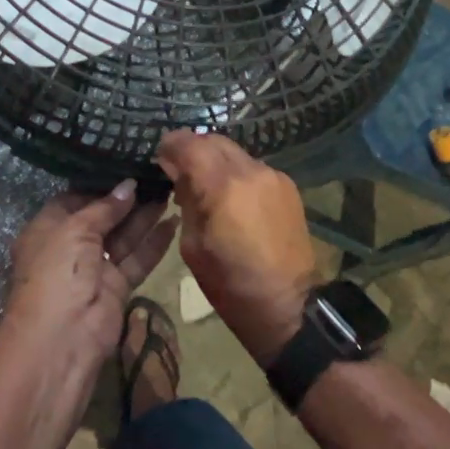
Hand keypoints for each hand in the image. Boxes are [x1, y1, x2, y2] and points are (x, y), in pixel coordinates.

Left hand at [2, 180, 177, 359]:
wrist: (62, 338)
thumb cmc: (57, 271)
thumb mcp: (75, 229)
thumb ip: (105, 207)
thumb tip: (129, 185)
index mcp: (47, 228)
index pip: (75, 198)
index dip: (100, 184)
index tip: (127, 166)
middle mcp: (70, 246)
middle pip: (103, 217)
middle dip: (127, 199)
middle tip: (155, 175)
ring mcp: (94, 268)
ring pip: (123, 237)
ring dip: (144, 217)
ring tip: (169, 190)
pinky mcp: (117, 288)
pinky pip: (136, 259)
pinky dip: (154, 243)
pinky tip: (174, 222)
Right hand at [157, 130, 316, 365]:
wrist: (289, 308)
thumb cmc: (231, 285)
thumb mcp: (192, 246)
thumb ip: (185, 202)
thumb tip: (179, 175)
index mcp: (223, 186)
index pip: (190, 144)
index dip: (171, 145)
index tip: (160, 156)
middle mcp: (250, 170)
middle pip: (214, 140)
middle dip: (193, 149)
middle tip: (180, 170)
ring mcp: (273, 176)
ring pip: (235, 153)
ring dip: (216, 161)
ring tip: (206, 187)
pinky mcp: (288, 186)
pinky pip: (254, 168)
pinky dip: (237, 174)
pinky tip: (234, 199)